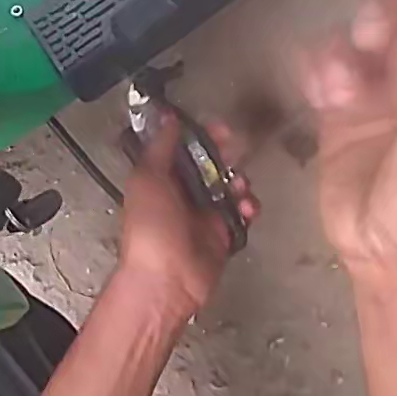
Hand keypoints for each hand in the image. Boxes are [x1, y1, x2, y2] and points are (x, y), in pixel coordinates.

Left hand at [113, 112, 258, 318]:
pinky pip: (242, 212)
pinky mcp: (223, 232)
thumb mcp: (147, 178)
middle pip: (210, 163)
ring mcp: (205, 213)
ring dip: (239, 179)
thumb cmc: (151, 226)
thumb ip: (160, 147)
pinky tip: (247, 208)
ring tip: (238, 185)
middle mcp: (183, 192)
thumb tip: (168, 118)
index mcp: (160, 177)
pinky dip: (248, 206)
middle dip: (224, 153)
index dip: (200, 134)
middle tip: (233, 149)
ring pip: (230, 184)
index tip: (216, 127)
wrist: (167, 278)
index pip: (183, 147)